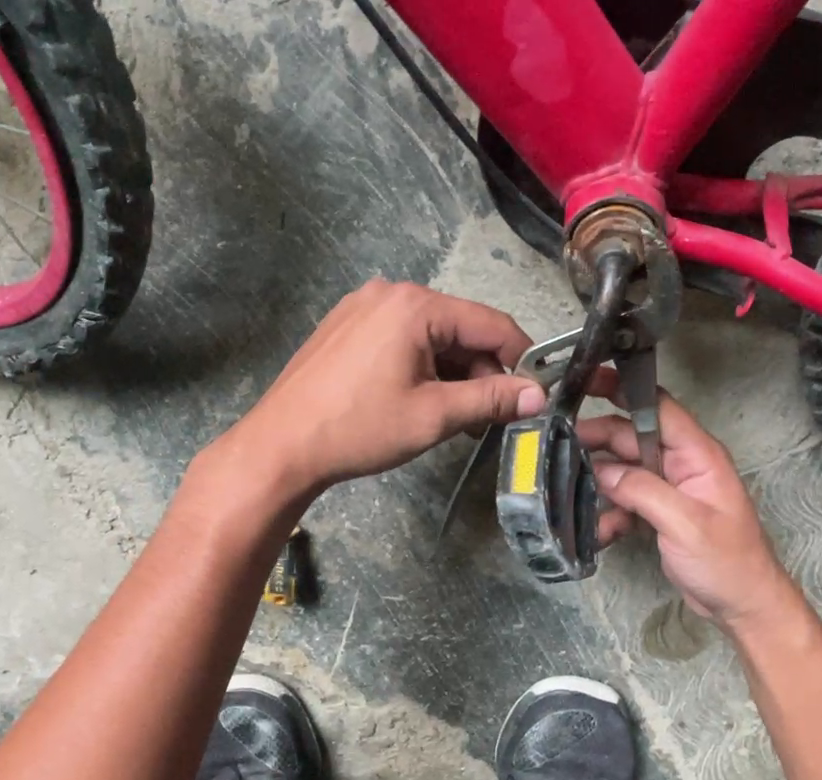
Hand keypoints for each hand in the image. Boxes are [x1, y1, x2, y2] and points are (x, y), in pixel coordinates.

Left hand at [216, 281, 543, 495]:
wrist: (282, 445)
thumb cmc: (360, 429)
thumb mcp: (434, 415)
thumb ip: (491, 399)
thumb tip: (540, 396)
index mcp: (416, 306)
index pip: (492, 323)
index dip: (522, 358)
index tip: (537, 393)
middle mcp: (391, 293)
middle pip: (461, 329)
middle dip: (482, 372)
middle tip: (487, 419)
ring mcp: (363, 306)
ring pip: (432, 336)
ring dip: (452, 374)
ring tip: (453, 419)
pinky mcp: (346, 326)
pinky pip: (402, 339)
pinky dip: (422, 368)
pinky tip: (419, 402)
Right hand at [577, 391, 796, 628]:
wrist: (742, 605)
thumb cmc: (727, 561)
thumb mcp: (685, 523)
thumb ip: (643, 491)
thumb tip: (601, 471)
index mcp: (697, 455)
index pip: (658, 407)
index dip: (622, 390)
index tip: (586, 381)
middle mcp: (682, 465)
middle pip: (631, 438)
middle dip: (597, 442)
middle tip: (558, 446)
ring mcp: (670, 489)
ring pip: (623, 470)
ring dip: (599, 483)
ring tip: (571, 494)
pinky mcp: (659, 513)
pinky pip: (626, 501)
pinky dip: (610, 513)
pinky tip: (598, 531)